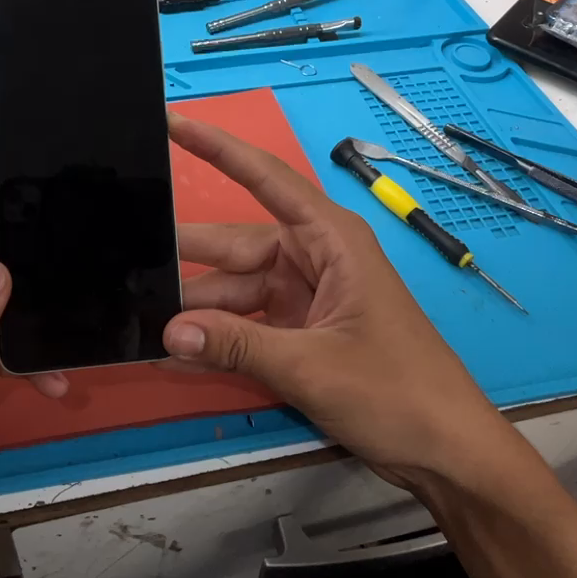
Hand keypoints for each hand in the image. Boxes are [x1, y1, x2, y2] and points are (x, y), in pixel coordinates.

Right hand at [161, 112, 519, 494]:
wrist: (449, 454)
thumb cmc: (397, 391)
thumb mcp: (311, 366)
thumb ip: (237, 346)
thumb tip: (168, 333)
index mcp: (330, 238)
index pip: (266, 178)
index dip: (218, 148)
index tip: (175, 123)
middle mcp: (315, 255)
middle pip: (237, 243)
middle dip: (188, 255)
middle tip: (127, 259)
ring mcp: (307, 293)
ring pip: (237, 286)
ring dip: (198, 307)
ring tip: (141, 316)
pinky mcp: (302, 328)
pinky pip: (248, 320)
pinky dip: (218, 335)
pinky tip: (176, 350)